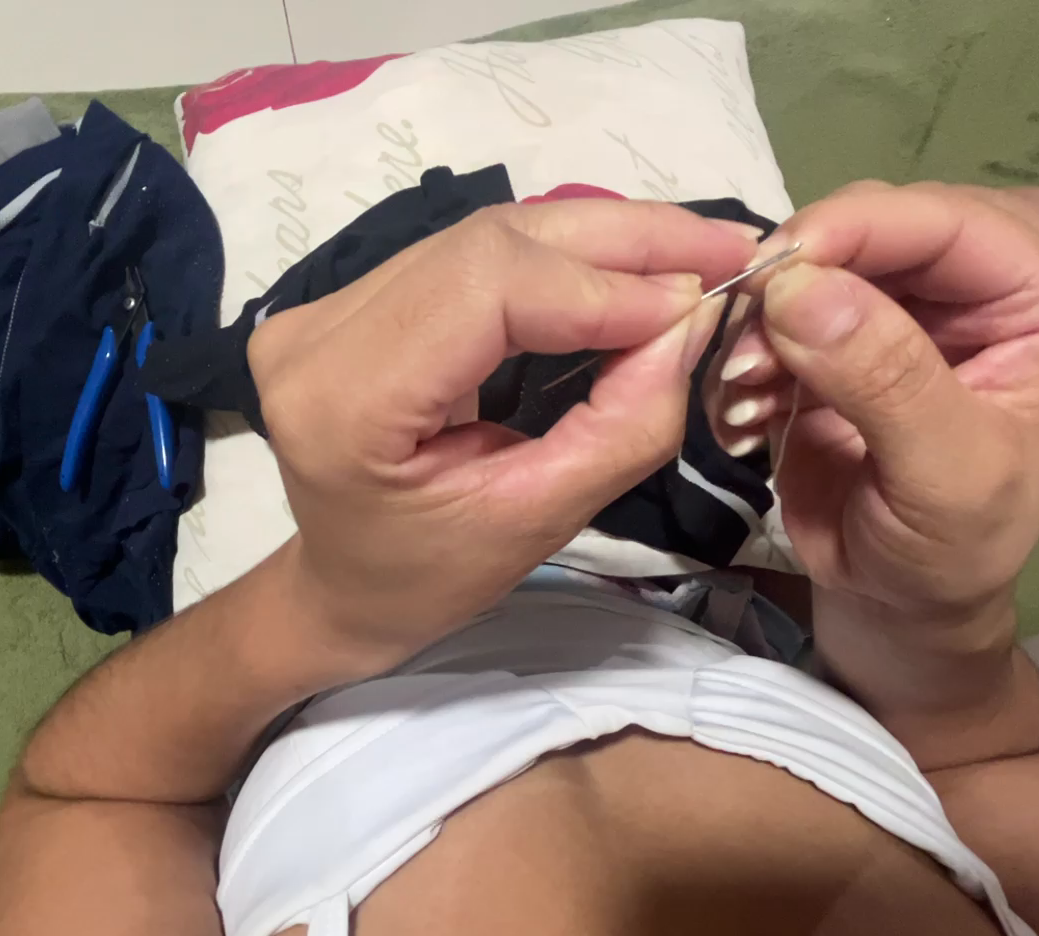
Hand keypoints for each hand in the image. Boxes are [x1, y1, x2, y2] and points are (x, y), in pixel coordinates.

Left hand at [248, 200, 754, 669]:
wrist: (338, 592)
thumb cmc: (423, 584)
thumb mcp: (530, 524)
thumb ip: (618, 428)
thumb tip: (691, 321)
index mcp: (342, 398)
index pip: (485, 286)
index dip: (603, 285)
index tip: (700, 301)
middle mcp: (314, 332)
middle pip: (485, 241)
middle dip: (619, 240)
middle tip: (724, 247)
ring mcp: (318, 311)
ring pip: (479, 239)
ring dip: (593, 243)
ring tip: (686, 257)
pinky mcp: (342, 308)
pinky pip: (463, 261)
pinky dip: (550, 263)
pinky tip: (613, 273)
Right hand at [715, 181, 1038, 615]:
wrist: (894, 595)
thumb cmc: (951, 546)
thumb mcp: (942, 472)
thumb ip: (884, 378)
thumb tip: (796, 289)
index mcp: (1031, 300)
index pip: (945, 224)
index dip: (855, 229)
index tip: (770, 269)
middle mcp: (956, 294)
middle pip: (862, 233)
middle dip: (792, 284)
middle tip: (745, 357)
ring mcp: (880, 322)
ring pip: (801, 277)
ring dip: (754, 332)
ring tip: (739, 401)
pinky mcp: (818, 355)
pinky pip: (765, 328)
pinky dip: (739, 365)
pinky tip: (738, 419)